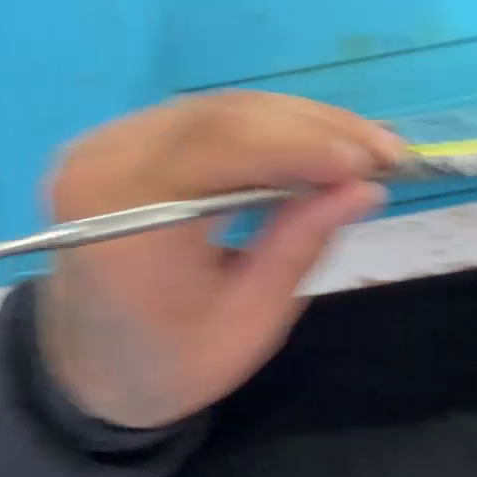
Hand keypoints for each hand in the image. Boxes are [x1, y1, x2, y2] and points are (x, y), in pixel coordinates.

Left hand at [40, 91, 401, 428]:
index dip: (300, 145)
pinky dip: (263, 131)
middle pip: (221, 117)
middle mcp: (102, 164)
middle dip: (311, 128)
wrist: (91, 366)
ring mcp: (104, 145)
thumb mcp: (246, 325)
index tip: (370, 161)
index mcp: (120, 222)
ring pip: (217, 110)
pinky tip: (313, 146)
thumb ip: (297, 249)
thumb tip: (363, 188)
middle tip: (384, 151)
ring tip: (362, 148)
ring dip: (295, 125)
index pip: (218, 150)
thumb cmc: (170, 362)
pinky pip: (203, 122)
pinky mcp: (119, 142)